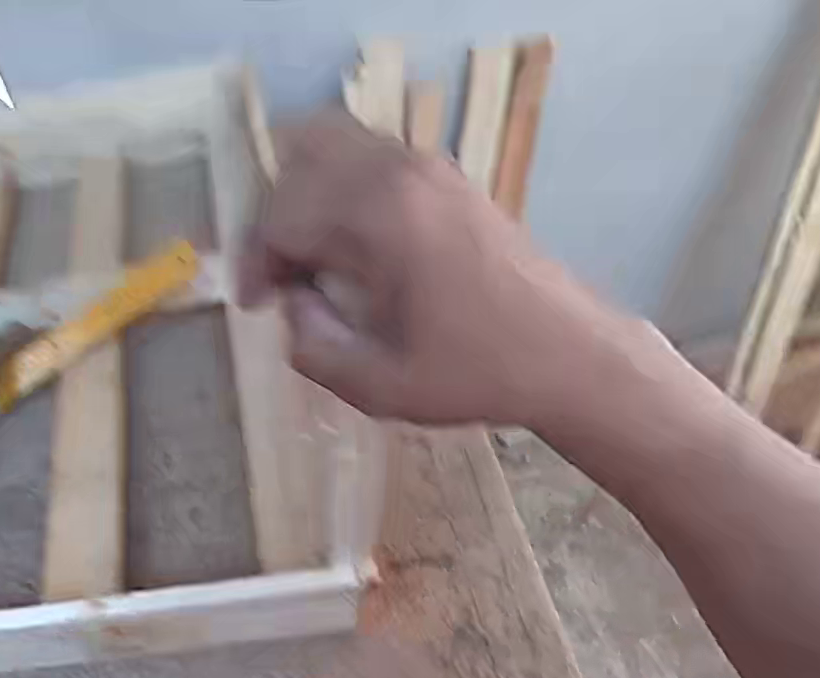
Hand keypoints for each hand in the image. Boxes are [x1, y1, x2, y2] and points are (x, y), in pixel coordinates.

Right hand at [238, 110, 635, 427]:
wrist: (566, 354)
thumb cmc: (474, 375)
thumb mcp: (378, 386)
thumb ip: (314, 348)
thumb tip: (295, 307)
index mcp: (380, 217)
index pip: (283, 214)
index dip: (254, 262)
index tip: (254, 307)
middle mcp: (402, 172)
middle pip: (302, 161)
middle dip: (275, 220)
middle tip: (278, 278)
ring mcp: (431, 168)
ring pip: (338, 150)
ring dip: (308, 200)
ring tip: (310, 262)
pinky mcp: (450, 181)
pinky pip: (375, 163)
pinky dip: (344, 195)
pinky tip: (355, 251)